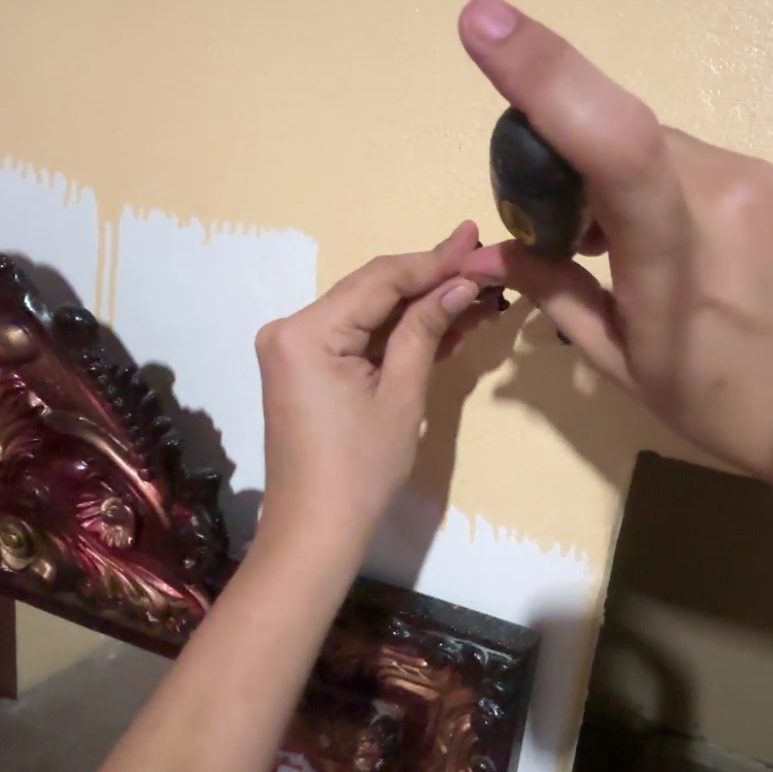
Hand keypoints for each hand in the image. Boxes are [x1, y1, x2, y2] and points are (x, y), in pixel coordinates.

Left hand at [254, 223, 486, 546]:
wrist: (316, 530)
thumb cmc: (361, 470)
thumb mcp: (401, 395)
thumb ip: (425, 330)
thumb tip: (460, 285)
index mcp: (306, 331)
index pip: (379, 280)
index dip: (433, 262)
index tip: (474, 241)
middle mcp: (291, 328)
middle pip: (372, 291)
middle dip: (429, 281)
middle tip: (481, 263)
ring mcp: (295, 348)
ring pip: (368, 314)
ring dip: (418, 308)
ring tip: (476, 295)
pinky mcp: (305, 368)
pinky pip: (357, 339)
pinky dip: (396, 335)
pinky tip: (444, 323)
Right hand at [454, 0, 772, 499]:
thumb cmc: (725, 409)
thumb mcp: (624, 365)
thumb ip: (555, 296)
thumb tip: (493, 253)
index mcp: (682, 256)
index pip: (614, 141)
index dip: (545, 74)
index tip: (479, 22)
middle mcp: (727, 192)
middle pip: (619, 133)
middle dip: (558, 154)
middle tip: (537, 220)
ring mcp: (757, 179)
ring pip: (649, 144)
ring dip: (601, 173)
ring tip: (589, 240)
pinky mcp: (769, 183)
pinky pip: (682, 159)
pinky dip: (640, 180)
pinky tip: (636, 233)